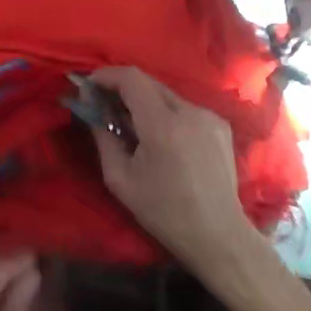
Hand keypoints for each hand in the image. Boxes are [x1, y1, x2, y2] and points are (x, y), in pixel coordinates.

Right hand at [89, 67, 260, 271]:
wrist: (218, 235)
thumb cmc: (163, 212)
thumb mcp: (120, 179)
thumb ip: (103, 137)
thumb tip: (92, 110)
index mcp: (162, 125)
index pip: (131, 78)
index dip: (106, 76)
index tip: (89, 86)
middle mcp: (189, 111)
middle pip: (149, 83)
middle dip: (123, 89)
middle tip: (105, 105)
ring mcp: (209, 116)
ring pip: (167, 95)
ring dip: (145, 102)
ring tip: (134, 126)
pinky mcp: (220, 124)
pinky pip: (185, 108)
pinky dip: (167, 114)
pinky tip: (164, 139)